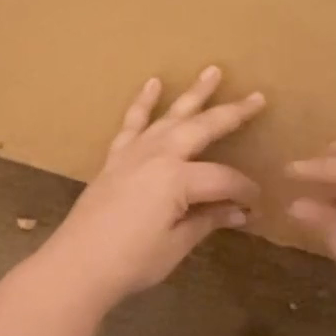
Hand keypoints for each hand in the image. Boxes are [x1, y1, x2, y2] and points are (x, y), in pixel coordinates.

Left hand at [37, 66, 265, 308]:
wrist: (77, 265)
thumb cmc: (131, 261)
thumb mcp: (176, 244)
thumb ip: (207, 221)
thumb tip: (239, 212)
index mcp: (178, 179)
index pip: (224, 179)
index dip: (244, 191)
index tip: (257, 204)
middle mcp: (158, 155)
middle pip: (203, 129)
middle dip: (233, 114)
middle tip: (258, 98)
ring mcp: (134, 152)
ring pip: (170, 116)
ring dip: (193, 94)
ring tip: (212, 71)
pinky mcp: (115, 158)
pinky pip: (132, 123)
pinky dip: (143, 103)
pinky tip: (152, 84)